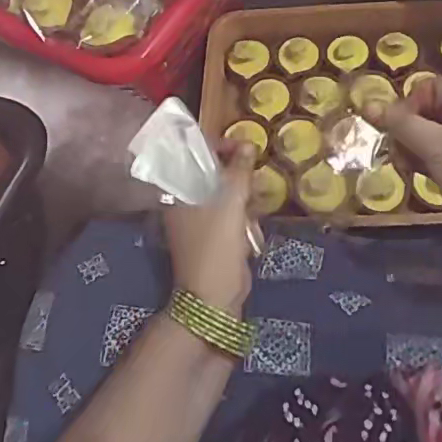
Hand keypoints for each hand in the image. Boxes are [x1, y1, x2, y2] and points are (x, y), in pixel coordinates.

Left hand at [163, 139, 255, 314]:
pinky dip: (244, 210)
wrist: (214, 296)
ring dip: (244, 191)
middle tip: (258, 169)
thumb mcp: (230, 203)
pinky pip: (230, 213)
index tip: (247, 147)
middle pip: (211, 174)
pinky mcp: (215, 236)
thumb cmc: (216, 245)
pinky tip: (259, 213)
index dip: (221, 146)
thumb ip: (240, 171)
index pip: (195, 156)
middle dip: (237, 170)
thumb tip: (249, 145)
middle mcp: (184, 203)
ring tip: (262, 192)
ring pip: (224, 194)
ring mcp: (199, 221)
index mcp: (178, 192)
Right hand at [367, 76, 441, 244]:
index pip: (431, 88)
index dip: (411, 100)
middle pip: (421, 112)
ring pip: (418, 136)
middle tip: (394, 146)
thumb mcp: (436, 144)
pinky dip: (412, 161)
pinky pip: (422, 156)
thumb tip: (367, 105)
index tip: (397, 121)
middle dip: (403, 128)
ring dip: (404, 147)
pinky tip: (406, 172)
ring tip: (400, 163)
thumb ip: (401, 124)